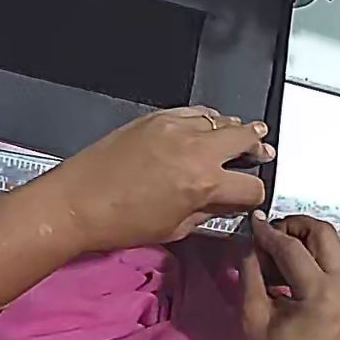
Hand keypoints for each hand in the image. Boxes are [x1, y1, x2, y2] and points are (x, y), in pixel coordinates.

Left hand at [26, 107, 273, 252]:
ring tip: (243, 134)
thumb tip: (224, 203)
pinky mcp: (156, 118)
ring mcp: (175, 128)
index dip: (255, 194)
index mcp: (203, 183)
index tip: (250, 195)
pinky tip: (207, 125)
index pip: (251, 186)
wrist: (77, 202)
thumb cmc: (119, 222)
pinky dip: (205, 119)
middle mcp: (195, 150)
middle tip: (262, 152)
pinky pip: (194, 111)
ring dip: (234, 129)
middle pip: (245, 138)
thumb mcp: (174, 228)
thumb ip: (207, 212)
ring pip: (221, 120)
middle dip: (257, 148)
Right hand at [240, 213, 339, 339]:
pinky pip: (332, 261)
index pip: (292, 247)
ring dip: (302, 240)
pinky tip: (285, 268)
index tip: (251, 222)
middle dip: (294, 226)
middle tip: (267, 234)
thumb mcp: (253, 317)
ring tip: (272, 253)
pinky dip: (310, 255)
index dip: (268, 232)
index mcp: (321, 294)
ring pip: (330, 245)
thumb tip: (249, 244)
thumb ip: (250, 273)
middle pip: (323, 233)